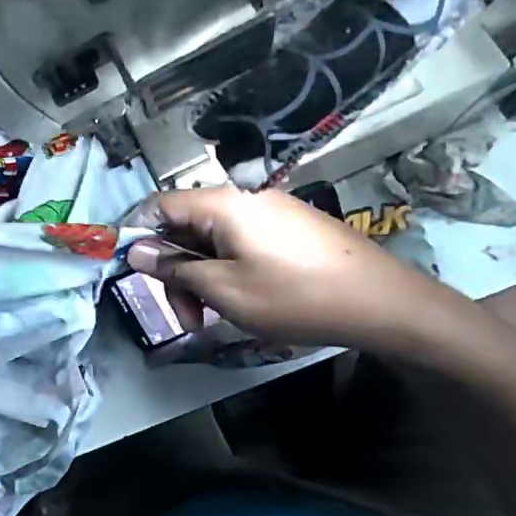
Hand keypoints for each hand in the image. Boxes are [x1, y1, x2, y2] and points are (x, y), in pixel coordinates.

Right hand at [125, 186, 460, 355]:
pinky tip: (244, 302)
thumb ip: (175, 268)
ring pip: (214, 239)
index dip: (138, 237)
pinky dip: (230, 271)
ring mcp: (269, 210)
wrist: (379, 300)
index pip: (159, 205)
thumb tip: (137, 250)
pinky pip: (242, 242)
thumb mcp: (225, 289)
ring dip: (204, 278)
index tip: (136, 277)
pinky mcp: (288, 227)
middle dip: (177, 272)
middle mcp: (242, 197)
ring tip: (217, 319)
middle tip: (189, 319)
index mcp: (221, 203)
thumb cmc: (294, 295)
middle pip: (186, 226)